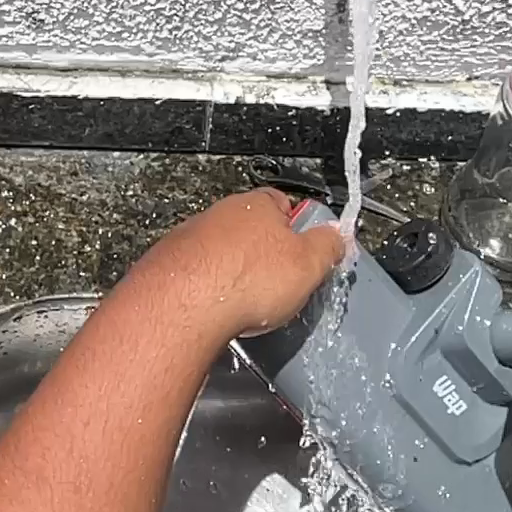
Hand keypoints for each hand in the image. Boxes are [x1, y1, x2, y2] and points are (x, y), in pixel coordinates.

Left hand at [130, 188, 344, 337]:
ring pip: (224, 250)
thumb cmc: (248, 279)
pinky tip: (217, 307)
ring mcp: (193, 235)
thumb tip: (339, 233)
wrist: (183, 302)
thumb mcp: (307, 264)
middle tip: (279, 285)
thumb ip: (327, 245)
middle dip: (265, 254)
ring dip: (235, 270)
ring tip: (247, 302)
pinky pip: (200, 270)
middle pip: (252, 228)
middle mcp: (222, 212)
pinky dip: (210, 285)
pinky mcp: (172, 261)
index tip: (305, 253)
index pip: (284, 203)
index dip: (298, 228)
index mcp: (257, 205)